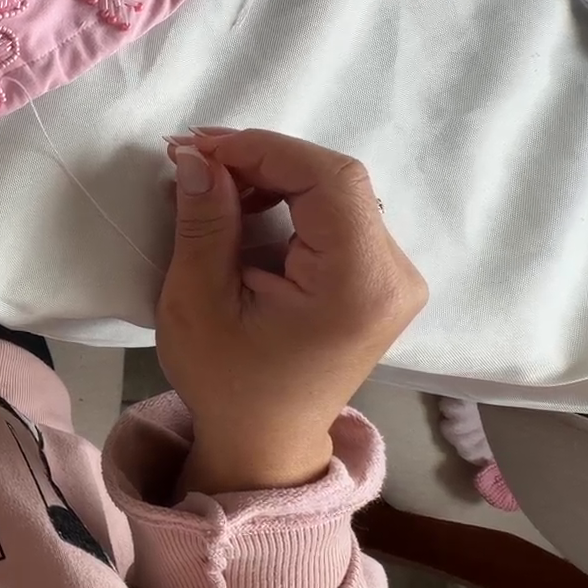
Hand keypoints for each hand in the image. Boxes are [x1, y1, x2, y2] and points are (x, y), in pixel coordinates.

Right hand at [159, 129, 426, 494]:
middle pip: (336, 181)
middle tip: (193, 159)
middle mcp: (394, 274)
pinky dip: (284, 198)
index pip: (330, 180)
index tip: (197, 148)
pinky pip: (334, 215)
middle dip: (261, 158)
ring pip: (335, 192)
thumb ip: (204, 225)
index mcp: (358, 285)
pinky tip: (241, 205)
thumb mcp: (197, 301)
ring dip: (269, 175)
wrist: (263, 438)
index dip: (263, 149)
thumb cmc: (224, 378)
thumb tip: (197, 159)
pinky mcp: (374, 278)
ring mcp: (391, 276)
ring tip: (208, 180)